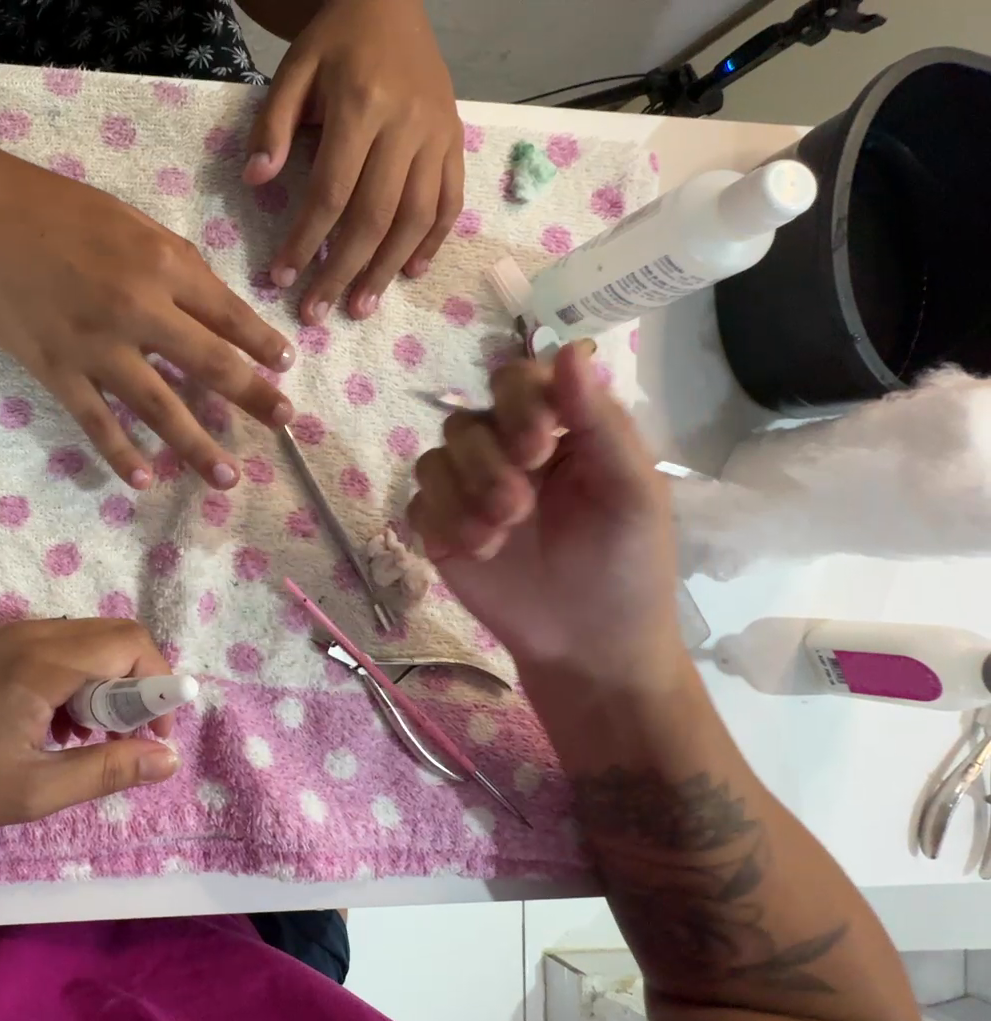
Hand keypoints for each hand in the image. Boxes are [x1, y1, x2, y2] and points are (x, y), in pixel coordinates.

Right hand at [0, 150, 294, 490]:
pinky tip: (144, 480)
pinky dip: (120, 455)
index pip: (227, 313)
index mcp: (161, 262)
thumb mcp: (125, 217)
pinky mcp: (55, 371)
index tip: (285, 365)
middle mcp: (139, 308)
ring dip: (199, 446)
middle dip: (254, 397)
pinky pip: (96, 422)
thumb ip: (168, 260)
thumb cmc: (47, 204)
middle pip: (211, 365)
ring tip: (228, 477)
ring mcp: (96, 347)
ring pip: (160, 407)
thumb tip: (204, 298)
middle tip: (284, 423)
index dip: (261, 342)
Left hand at [0, 619, 181, 832]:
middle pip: (112, 635)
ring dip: (102, 682)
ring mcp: (7, 635)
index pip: (130, 644)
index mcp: (42, 663)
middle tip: (120, 739)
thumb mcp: (39, 790)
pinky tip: (53, 724)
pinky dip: (73, 677)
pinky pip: (55, 646)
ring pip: (85, 639)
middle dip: (133, 685)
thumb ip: (109, 769)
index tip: (154, 737)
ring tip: (83, 737)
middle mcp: (29, 633)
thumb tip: (169, 757)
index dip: (158, 686)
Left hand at [246, 0, 463, 324]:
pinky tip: (410, 273)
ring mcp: (439, 134)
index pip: (331, 193)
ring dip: (388, 269)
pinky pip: (451, 199)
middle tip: (316, 313)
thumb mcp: (291, 72)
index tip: (280, 279)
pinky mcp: (456, 140)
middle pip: (375, 215)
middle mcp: (408, 125)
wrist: (391, 1)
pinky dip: (433, 240)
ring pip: (418, 216)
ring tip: (360, 308)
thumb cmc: (333, 44)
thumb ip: (272, 126)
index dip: (305, 242)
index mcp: (363, 107)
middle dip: (343, 271)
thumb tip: (255, 181)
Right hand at [406, 342, 681, 678]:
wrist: (585, 643)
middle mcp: (506, 452)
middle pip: (465, 421)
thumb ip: (600, 421)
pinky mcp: (438, 527)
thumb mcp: (632, 490)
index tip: (541, 446)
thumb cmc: (624, 565)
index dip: (517, 404)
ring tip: (499, 536)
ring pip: (435, 459)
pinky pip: (418, 502)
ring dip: (465, 496)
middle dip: (489, 463)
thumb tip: (569, 348)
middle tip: (519, 507)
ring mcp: (466, 490)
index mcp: (559, 432)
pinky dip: (444, 522)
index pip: (516, 383)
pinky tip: (478, 551)